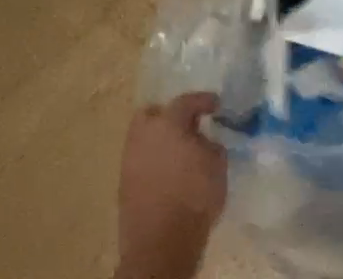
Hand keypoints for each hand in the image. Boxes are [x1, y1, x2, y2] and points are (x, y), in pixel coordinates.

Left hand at [116, 92, 228, 278]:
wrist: (162, 241)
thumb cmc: (196, 195)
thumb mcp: (217, 163)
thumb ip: (210, 144)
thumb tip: (202, 141)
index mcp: (168, 125)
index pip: (186, 102)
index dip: (203, 101)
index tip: (216, 105)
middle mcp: (143, 137)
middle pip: (151, 114)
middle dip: (168, 114)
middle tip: (188, 124)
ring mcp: (129, 161)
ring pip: (142, 138)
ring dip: (159, 138)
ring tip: (179, 149)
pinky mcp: (124, 184)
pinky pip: (139, 159)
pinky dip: (153, 158)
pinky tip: (169, 169)